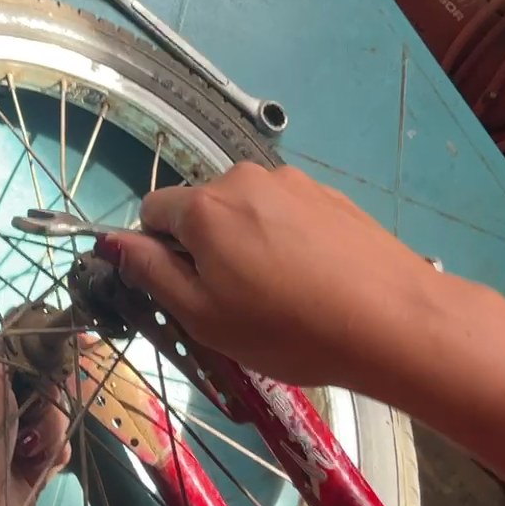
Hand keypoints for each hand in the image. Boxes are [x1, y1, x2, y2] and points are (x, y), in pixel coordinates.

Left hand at [0, 339, 71, 505]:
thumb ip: (9, 347)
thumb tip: (29, 318)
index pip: (18, 350)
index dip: (45, 344)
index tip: (75, 337)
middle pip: (43, 380)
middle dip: (50, 389)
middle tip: (39, 401)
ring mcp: (13, 439)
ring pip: (54, 413)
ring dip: (50, 426)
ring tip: (30, 446)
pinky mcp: (31, 470)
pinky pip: (58, 446)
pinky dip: (54, 451)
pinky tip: (40, 463)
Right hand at [106, 163, 452, 388]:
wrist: (394, 320)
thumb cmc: (287, 327)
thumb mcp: (203, 315)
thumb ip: (149, 272)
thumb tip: (110, 241)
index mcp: (204, 207)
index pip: (150, 211)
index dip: (157, 251)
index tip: (186, 288)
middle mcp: (241, 178)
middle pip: (198, 206)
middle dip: (202, 245)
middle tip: (234, 297)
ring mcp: (289, 180)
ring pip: (242, 207)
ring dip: (243, 238)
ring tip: (280, 288)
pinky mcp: (326, 192)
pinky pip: (282, 209)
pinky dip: (282, 235)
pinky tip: (311, 274)